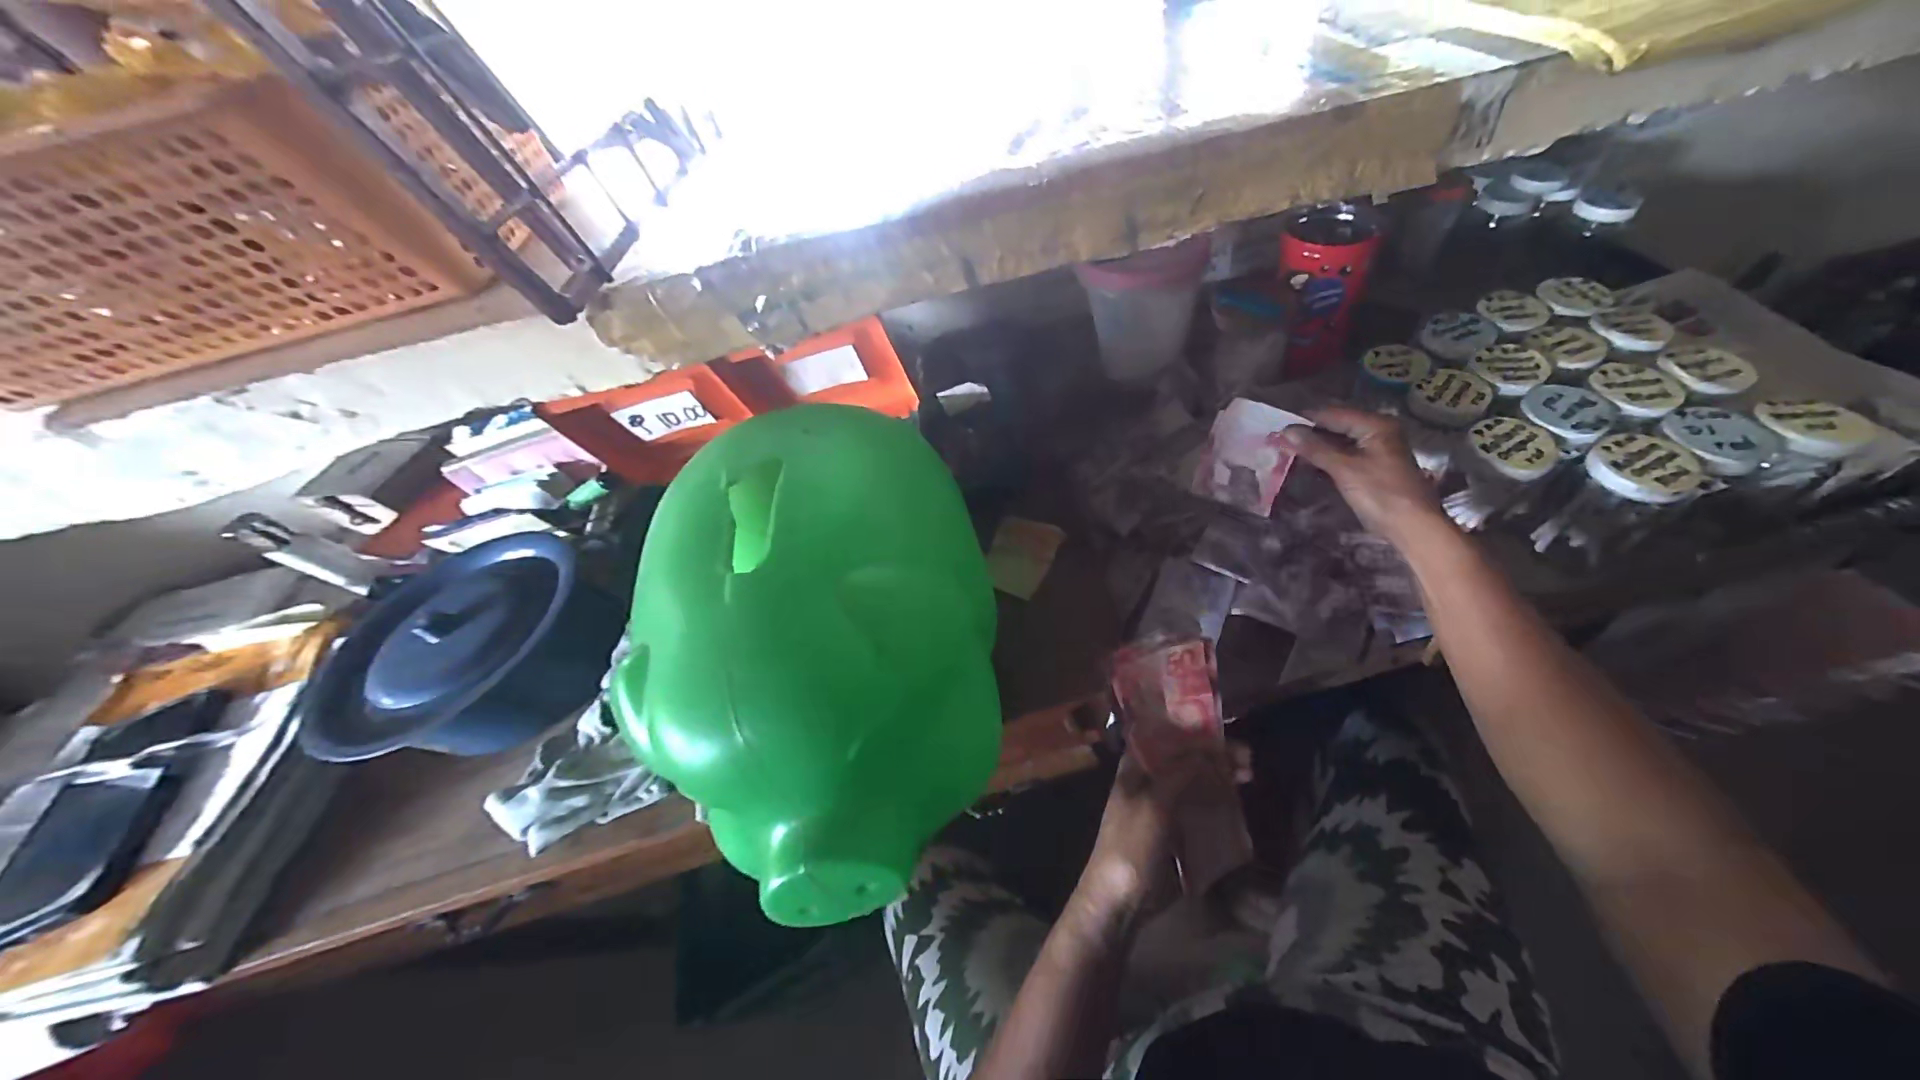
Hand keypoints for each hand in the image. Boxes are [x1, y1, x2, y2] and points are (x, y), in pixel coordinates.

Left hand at [1074, 744, 1241, 925]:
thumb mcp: (1153, 805)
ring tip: (1249, 773)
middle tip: (1246, 757)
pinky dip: (1221, 798)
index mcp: (1134, 768)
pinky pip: (1202, 805)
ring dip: (1222, 774)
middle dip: (1215, 753)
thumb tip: (1206, 749)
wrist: (1122, 897)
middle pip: (1185, 757)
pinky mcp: (1179, 828)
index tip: (1222, 728)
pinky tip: (1241, 796)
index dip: (1191, 730)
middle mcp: (1150, 780)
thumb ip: (1177, 774)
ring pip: (1197, 780)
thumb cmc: (1131, 844)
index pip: (1163, 736)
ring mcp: (1165, 804)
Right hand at [1278, 407, 1450, 546]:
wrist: (1411, 526)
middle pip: (1336, 425)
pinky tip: (1307, 462)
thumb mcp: (1344, 469)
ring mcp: (1376, 448)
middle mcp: (1378, 431)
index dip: (1304, 420)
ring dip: (1315, 446)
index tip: (1277, 428)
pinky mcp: (1372, 465)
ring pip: (1338, 440)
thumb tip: (1286, 431)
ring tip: (1287, 451)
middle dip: (1308, 433)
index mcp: (1376, 425)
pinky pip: (1343, 454)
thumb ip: (1315, 448)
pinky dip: (1326, 457)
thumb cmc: (1380, 494)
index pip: (1333, 414)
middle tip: (1279, 440)